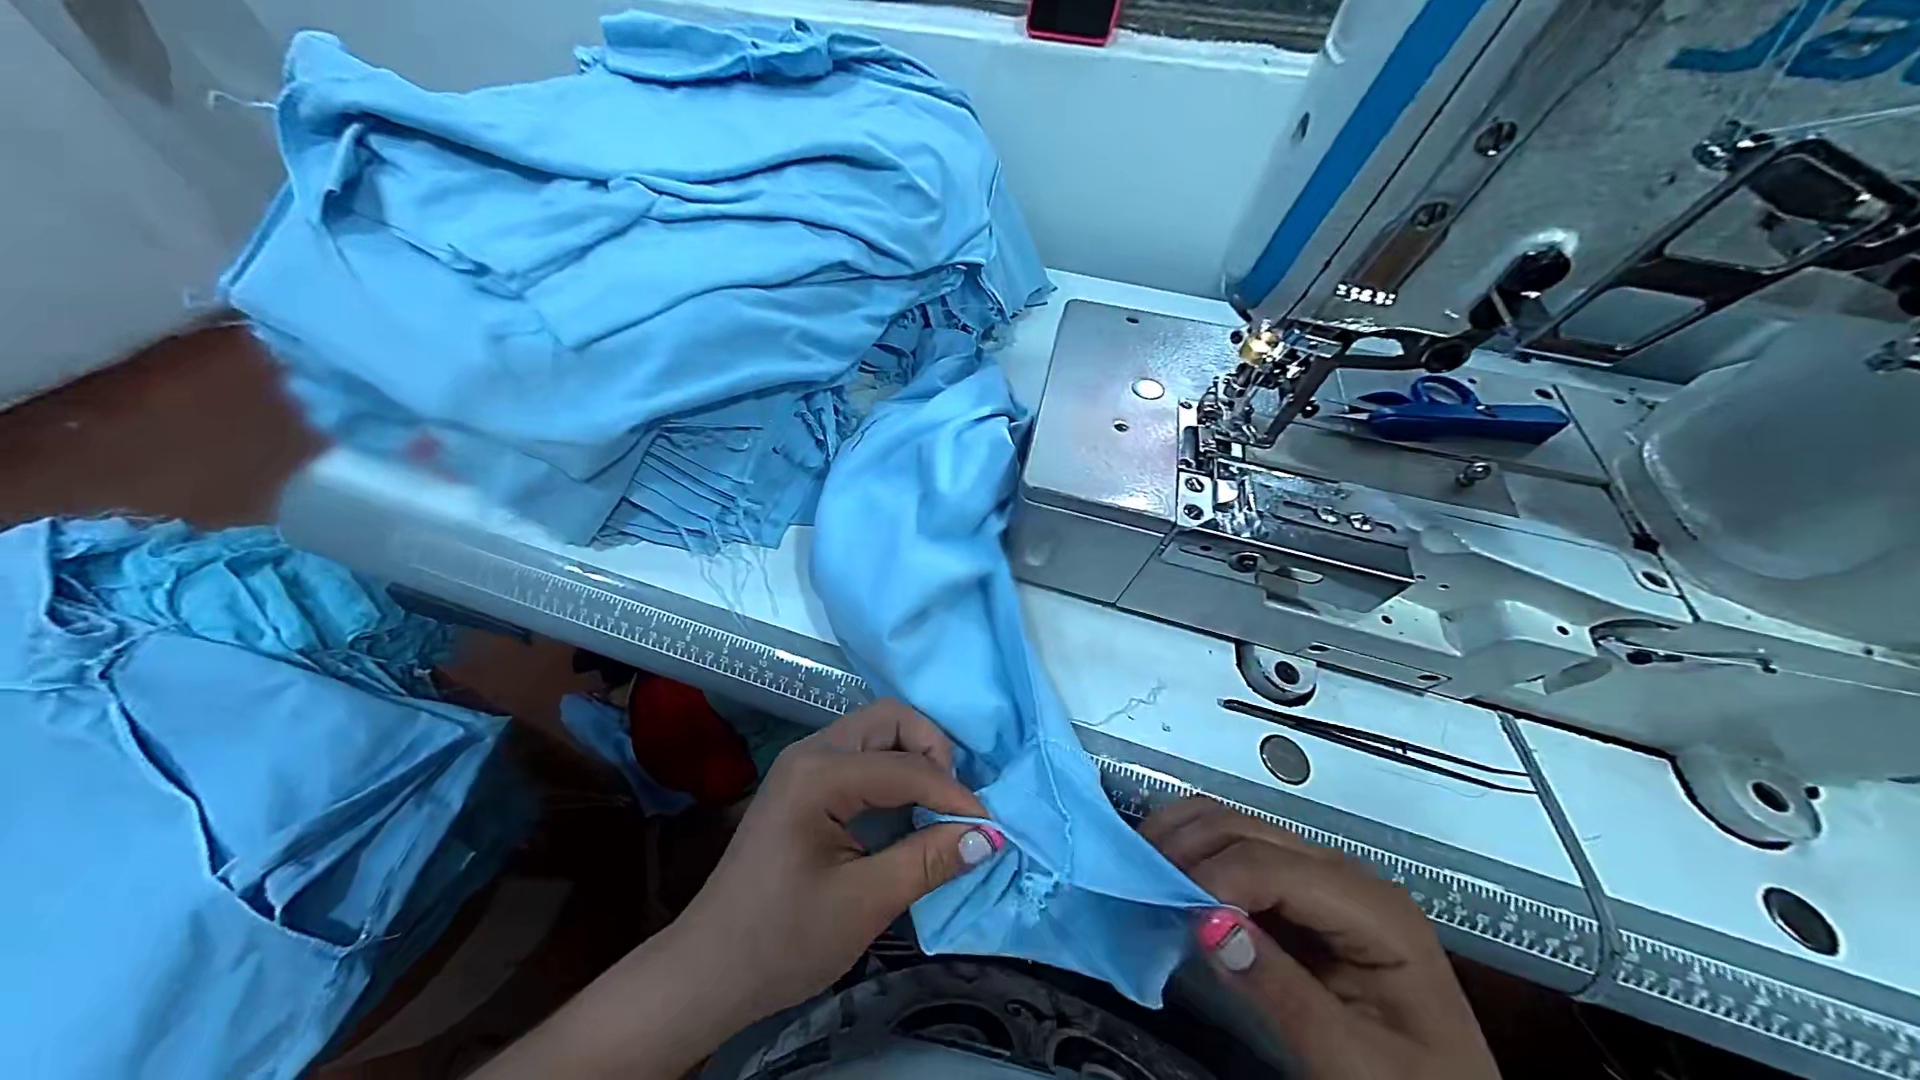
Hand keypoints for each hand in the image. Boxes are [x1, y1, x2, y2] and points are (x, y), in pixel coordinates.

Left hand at [474, 701, 998, 1079]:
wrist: (708, 971)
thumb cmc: (782, 940)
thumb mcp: (864, 903)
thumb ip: (928, 860)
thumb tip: (989, 835)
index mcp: (818, 774)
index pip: (905, 766)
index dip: (954, 794)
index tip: (989, 828)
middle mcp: (811, 752)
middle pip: (890, 720)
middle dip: (933, 752)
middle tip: (953, 803)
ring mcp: (805, 764)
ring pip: (878, 733)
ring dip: (915, 760)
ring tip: (937, 808)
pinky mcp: (806, 783)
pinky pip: (863, 757)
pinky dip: (895, 774)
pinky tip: (907, 812)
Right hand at [1143, 797, 1498, 1079]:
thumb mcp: (1355, 1063)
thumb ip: (1282, 993)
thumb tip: (1205, 922)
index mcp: (1375, 910)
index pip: (1275, 866)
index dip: (1212, 877)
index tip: (1164, 911)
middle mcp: (1347, 875)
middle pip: (1251, 830)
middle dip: (1188, 846)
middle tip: (1137, 882)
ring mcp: (1323, 877)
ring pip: (1238, 826)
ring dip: (1185, 838)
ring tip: (1144, 870)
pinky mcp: (1301, 890)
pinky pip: (1239, 850)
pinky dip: (1195, 850)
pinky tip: (1170, 870)